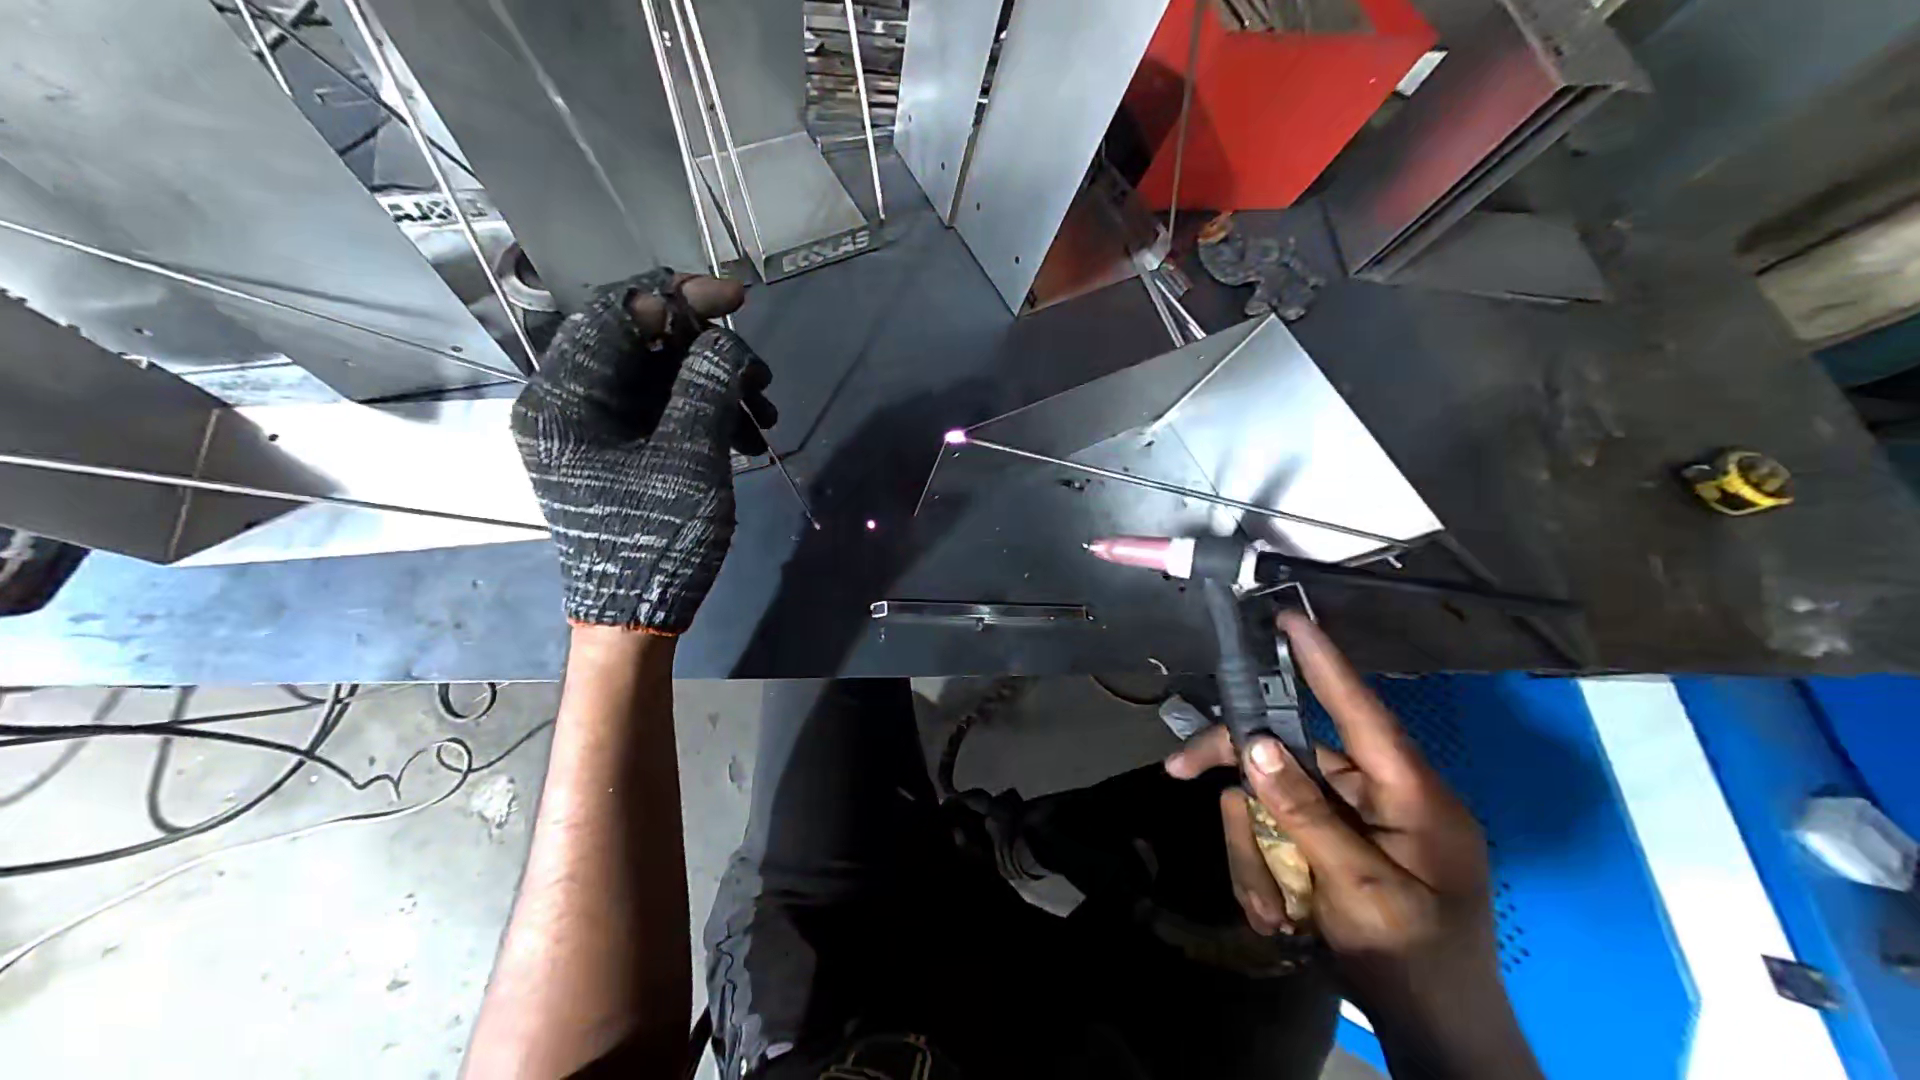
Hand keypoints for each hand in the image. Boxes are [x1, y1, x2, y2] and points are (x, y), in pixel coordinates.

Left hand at [512, 269, 774, 633]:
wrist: (637, 615)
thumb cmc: (655, 541)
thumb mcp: (689, 459)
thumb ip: (707, 386)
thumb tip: (726, 341)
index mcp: (564, 398)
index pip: (618, 316)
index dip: (680, 298)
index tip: (738, 300)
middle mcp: (570, 404)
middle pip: (642, 345)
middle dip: (709, 354)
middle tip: (761, 377)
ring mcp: (595, 429)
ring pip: (660, 379)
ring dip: (717, 388)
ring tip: (765, 416)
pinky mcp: (620, 451)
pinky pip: (664, 412)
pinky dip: (707, 415)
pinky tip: (747, 437)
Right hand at [1164, 612, 1502, 1013]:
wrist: (1437, 1033)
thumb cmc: (1416, 960)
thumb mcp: (1362, 892)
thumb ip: (1308, 815)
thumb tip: (1257, 748)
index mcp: (1410, 794)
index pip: (1362, 710)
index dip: (1323, 661)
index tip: (1288, 619)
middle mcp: (1379, 795)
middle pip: (1290, 755)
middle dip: (1238, 773)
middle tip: (1179, 770)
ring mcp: (1354, 821)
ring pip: (1273, 798)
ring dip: (1255, 849)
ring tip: (1271, 908)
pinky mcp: (1335, 845)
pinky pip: (1279, 831)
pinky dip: (1265, 867)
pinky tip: (1278, 914)